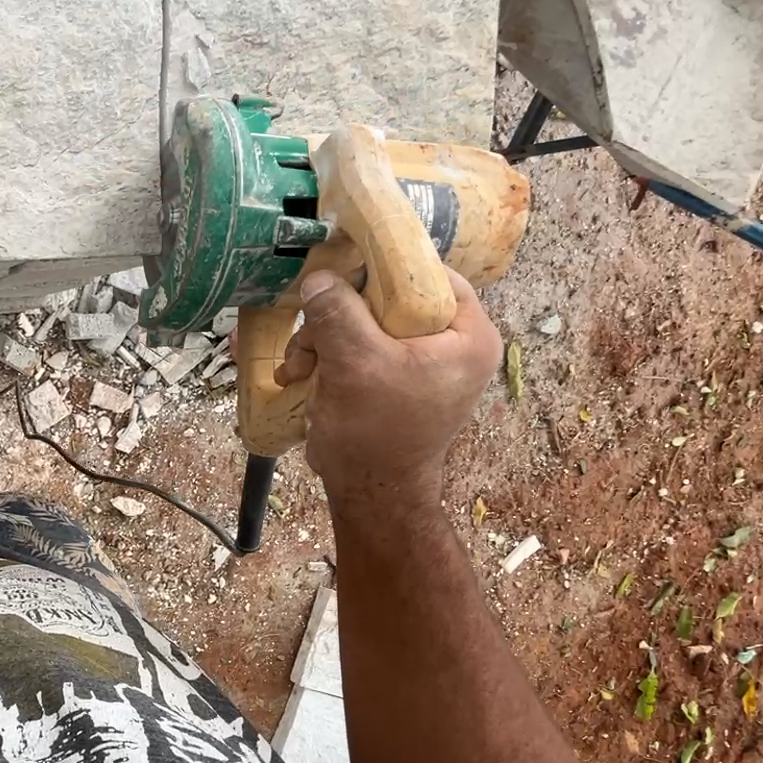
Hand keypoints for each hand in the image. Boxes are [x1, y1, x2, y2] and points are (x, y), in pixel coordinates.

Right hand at [274, 268, 500, 504]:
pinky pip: (349, 348)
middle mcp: (445, 343)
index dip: (380, 271)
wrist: (367, 491)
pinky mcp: (385, 378)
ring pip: (357, 324)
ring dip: (318, 342)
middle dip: (335, 318)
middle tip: (309, 341)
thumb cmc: (375, 433)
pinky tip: (299, 376)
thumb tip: (319, 278)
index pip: (427, 275)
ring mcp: (413, 362)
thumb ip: (338, 315)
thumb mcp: (356, 365)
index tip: (337, 275)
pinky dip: (320, 359)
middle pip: (384, 300)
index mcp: (465, 334)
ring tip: (298, 369)